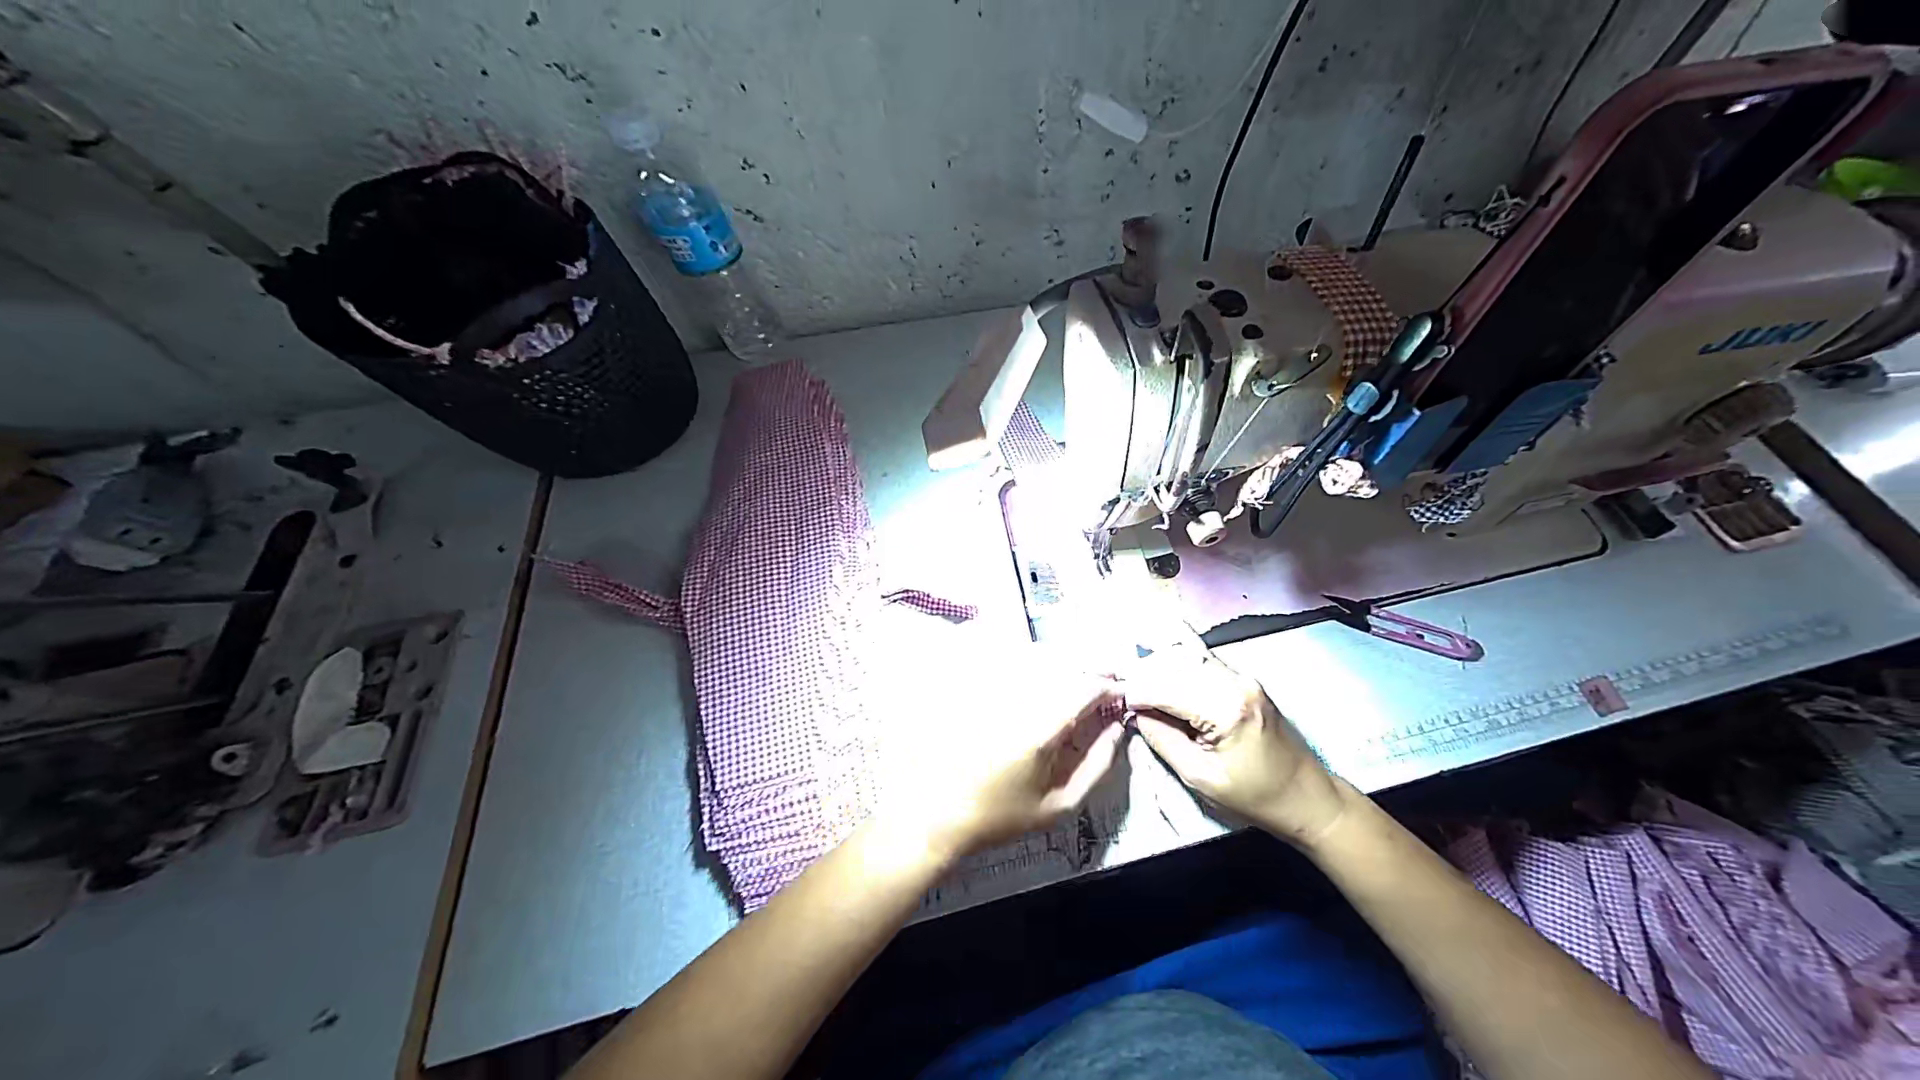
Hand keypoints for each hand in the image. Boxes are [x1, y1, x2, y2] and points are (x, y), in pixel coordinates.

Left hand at [884, 661, 1126, 861]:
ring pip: (1034, 658)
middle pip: (1061, 665)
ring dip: (1061, 662)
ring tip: (1073, 677)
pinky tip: (1038, 671)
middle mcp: (1015, 702)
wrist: (940, 814)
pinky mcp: (970, 688)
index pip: (1083, 689)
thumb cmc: (1002, 816)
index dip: (1107, 686)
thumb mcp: (1059, 805)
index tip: (1119, 692)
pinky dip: (1028, 659)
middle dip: (1087, 669)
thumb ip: (1097, 765)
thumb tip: (1117, 728)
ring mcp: (989, 692)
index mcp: (1039, 732)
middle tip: (1102, 680)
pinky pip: (1004, 661)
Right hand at [1127, 653, 1352, 848]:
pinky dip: (1180, 670)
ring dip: (1162, 671)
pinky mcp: (1246, 681)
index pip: (1166, 688)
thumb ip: (1163, 740)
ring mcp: (1244, 678)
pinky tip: (1166, 682)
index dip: (1137, 694)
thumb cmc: (1256, 797)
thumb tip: (1137, 714)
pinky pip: (1204, 665)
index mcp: (1226, 709)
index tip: (1118, 703)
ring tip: (1143, 691)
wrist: (1309, 798)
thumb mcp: (1200, 777)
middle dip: (1146, 678)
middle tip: (1125, 696)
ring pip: (1188, 660)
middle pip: (1176, 666)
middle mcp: (1236, 683)